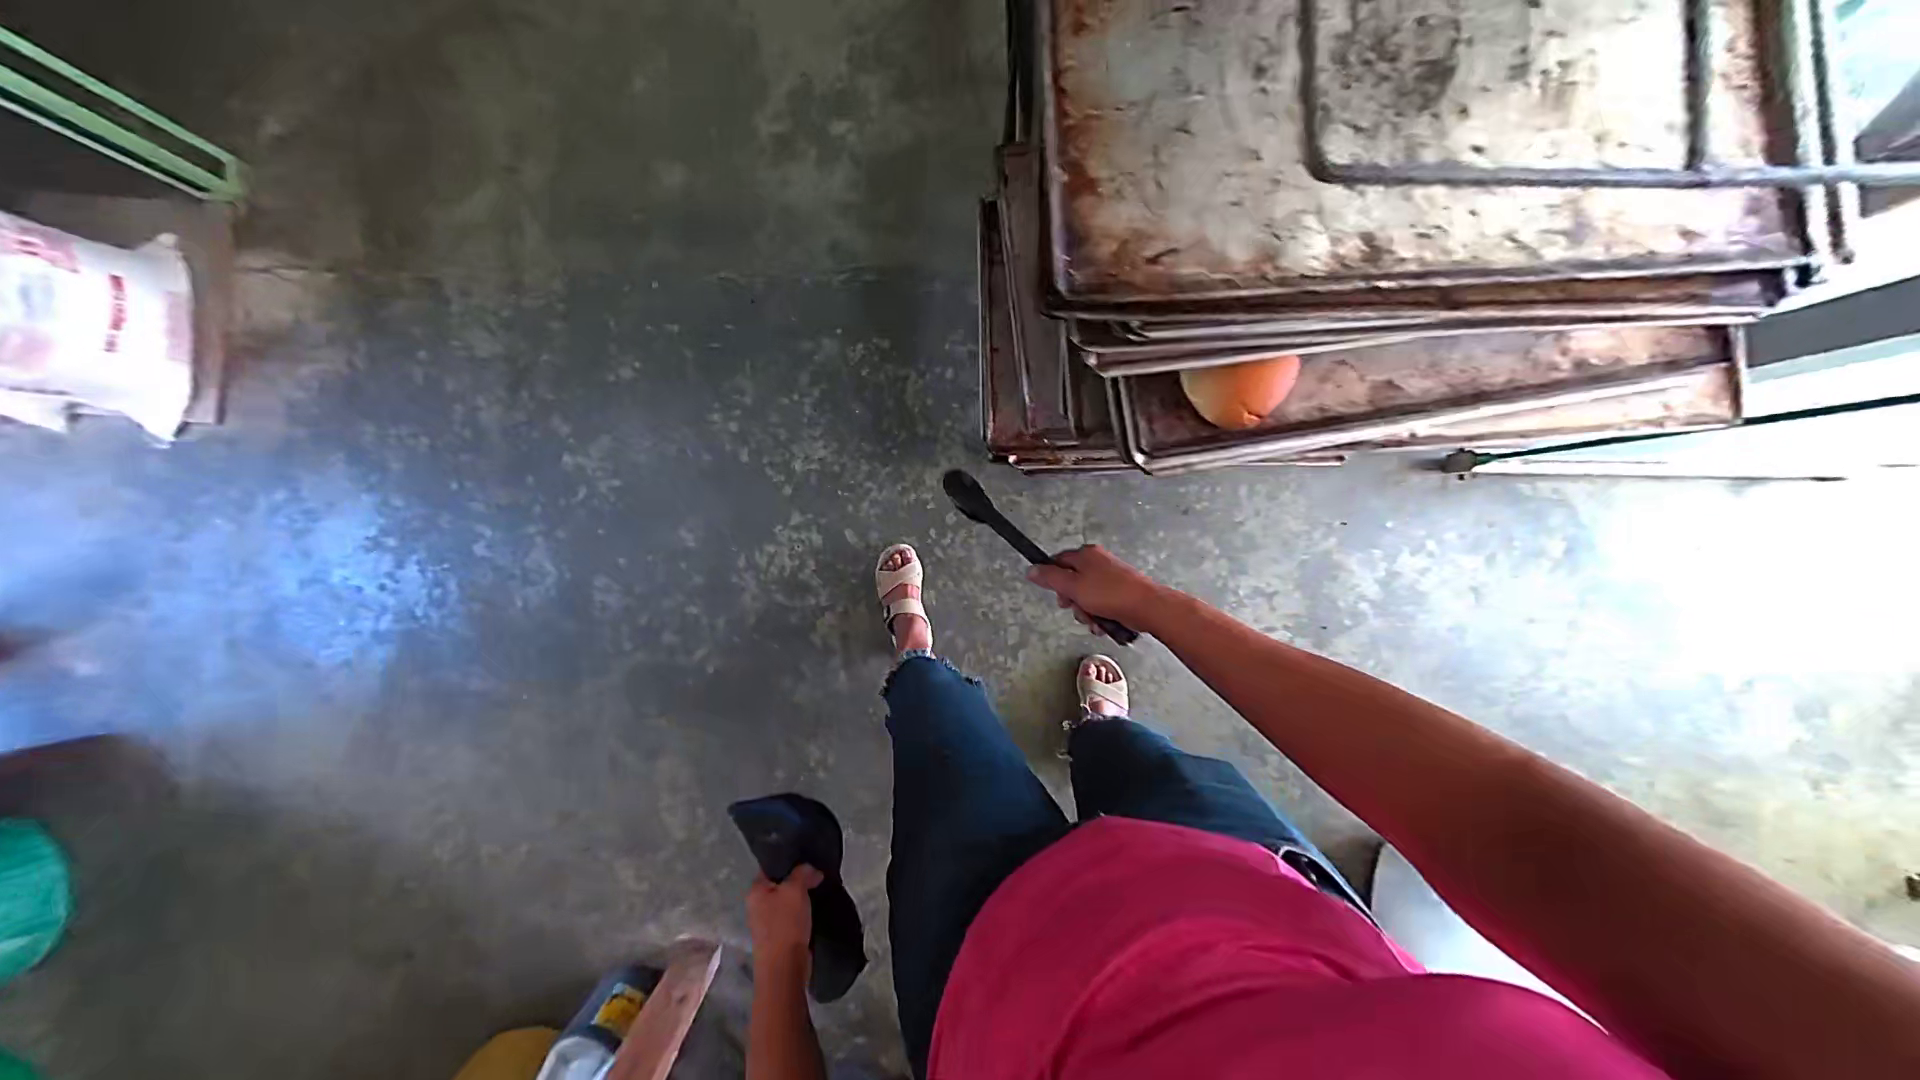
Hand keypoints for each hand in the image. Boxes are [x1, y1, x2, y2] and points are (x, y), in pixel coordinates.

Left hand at [746, 865, 823, 974]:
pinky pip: (792, 916)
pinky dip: (803, 912)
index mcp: (755, 891)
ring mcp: (767, 922)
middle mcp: (757, 905)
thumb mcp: (795, 889)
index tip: (808, 856)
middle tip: (818, 872)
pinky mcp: (779, 936)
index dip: (789, 859)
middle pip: (780, 883)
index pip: (771, 865)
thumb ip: (802, 872)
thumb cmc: (785, 924)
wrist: (784, 968)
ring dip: (802, 896)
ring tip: (820, 887)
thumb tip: (811, 870)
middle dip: (799, 878)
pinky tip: (816, 907)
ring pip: (788, 900)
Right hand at [1025, 545, 1168, 635]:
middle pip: (1072, 581)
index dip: (1052, 579)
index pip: (1058, 561)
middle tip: (1076, 608)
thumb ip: (1050, 578)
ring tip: (1093, 619)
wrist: (1147, 607)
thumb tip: (1031, 569)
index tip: (1055, 594)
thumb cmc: (1111, 594)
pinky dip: (1098, 614)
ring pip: (1086, 595)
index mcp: (1086, 555)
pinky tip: (1102, 623)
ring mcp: (1111, 577)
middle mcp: (1098, 562)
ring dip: (1085, 611)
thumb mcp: (1073, 587)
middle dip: (1072, 600)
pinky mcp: (1120, 592)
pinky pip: (1100, 603)